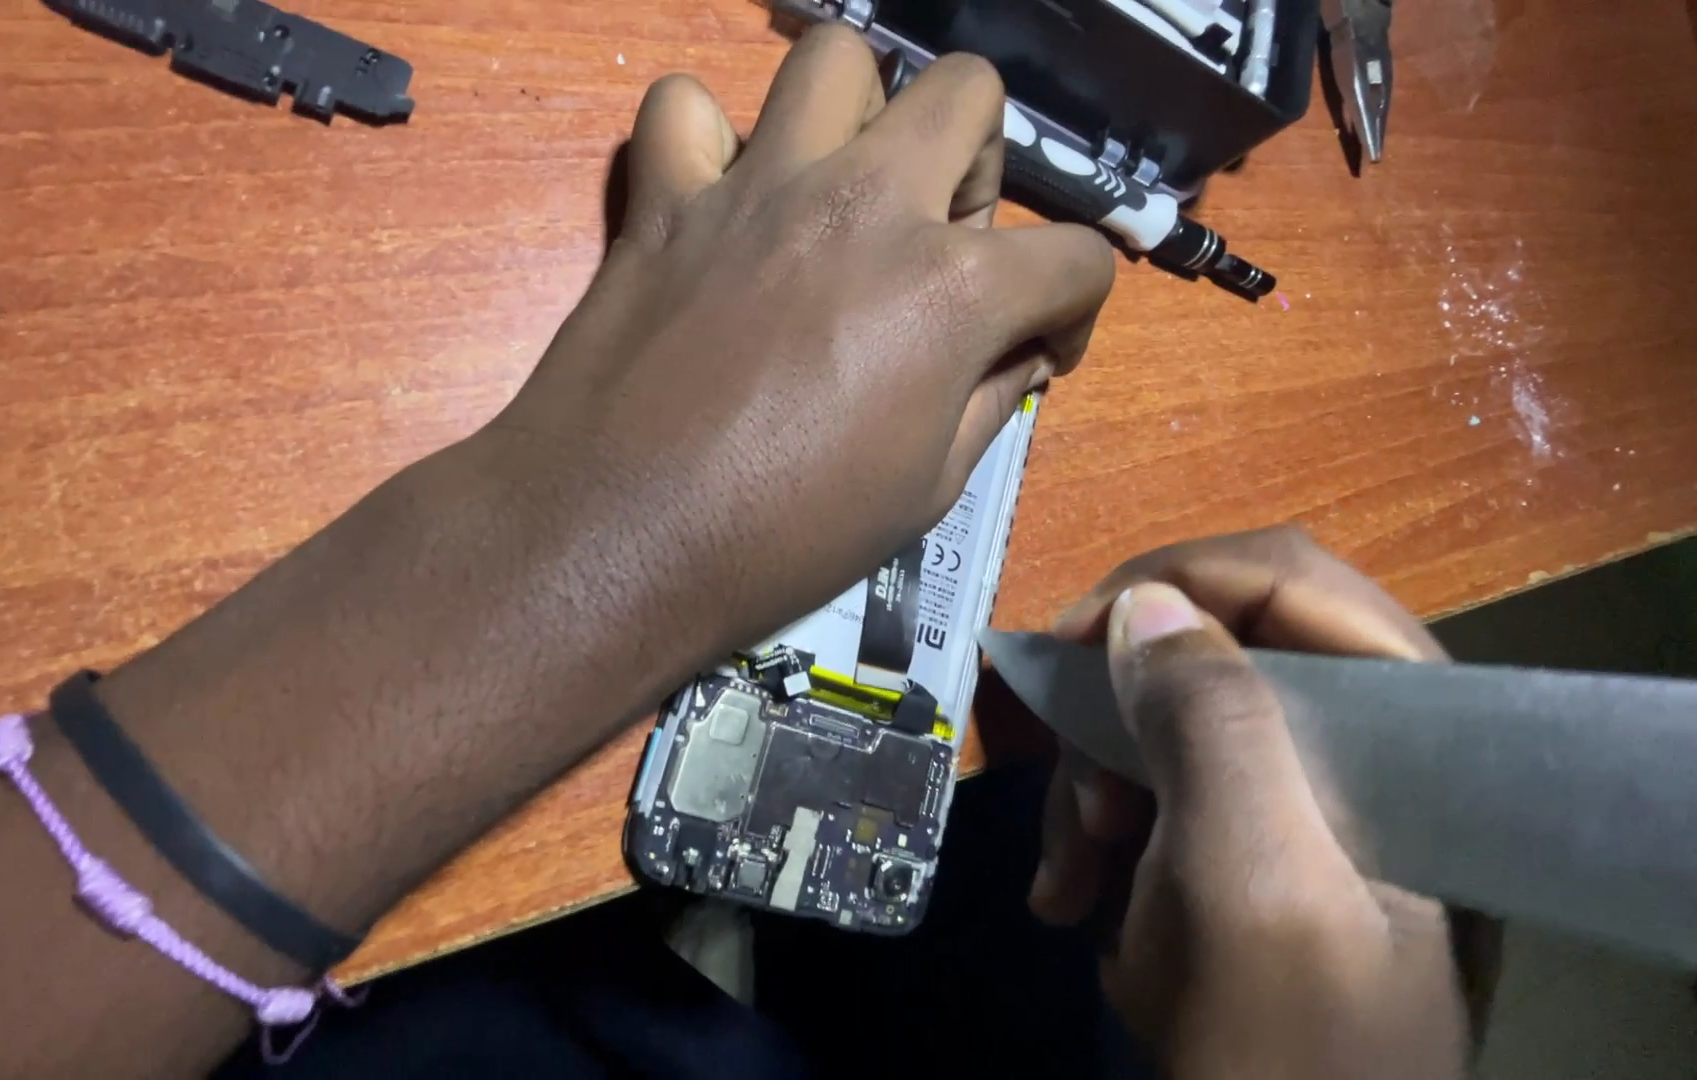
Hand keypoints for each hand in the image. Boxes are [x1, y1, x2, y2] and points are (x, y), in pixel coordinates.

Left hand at [469, 24, 1112, 659]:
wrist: (620, 544)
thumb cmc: (781, 540)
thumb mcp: (923, 494)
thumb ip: (988, 403)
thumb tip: (1020, 352)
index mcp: (947, 289)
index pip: (1073, 257)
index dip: (1076, 309)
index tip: (1039, 350)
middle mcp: (862, 206)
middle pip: (968, 92)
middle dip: (977, 169)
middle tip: (940, 249)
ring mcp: (755, 190)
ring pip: (834, 60)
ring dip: (861, 119)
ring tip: (842, 201)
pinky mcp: (663, 202)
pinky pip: (684, 111)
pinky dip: (711, 143)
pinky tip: (722, 205)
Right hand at [1030, 528, 1500, 1078]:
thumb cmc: (1282, 1036)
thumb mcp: (1246, 878)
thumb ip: (1212, 725)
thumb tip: (1141, 604)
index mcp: (1411, 734)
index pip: (1292, 583)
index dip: (1172, 583)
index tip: (1074, 635)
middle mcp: (1357, 743)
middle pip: (1209, 646)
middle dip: (1116, 707)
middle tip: (1078, 776)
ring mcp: (1292, 786)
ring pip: (1158, 712)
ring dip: (1093, 775)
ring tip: (1077, 860)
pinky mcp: (1236, 825)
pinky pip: (1142, 772)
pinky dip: (1092, 818)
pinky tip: (1074, 885)